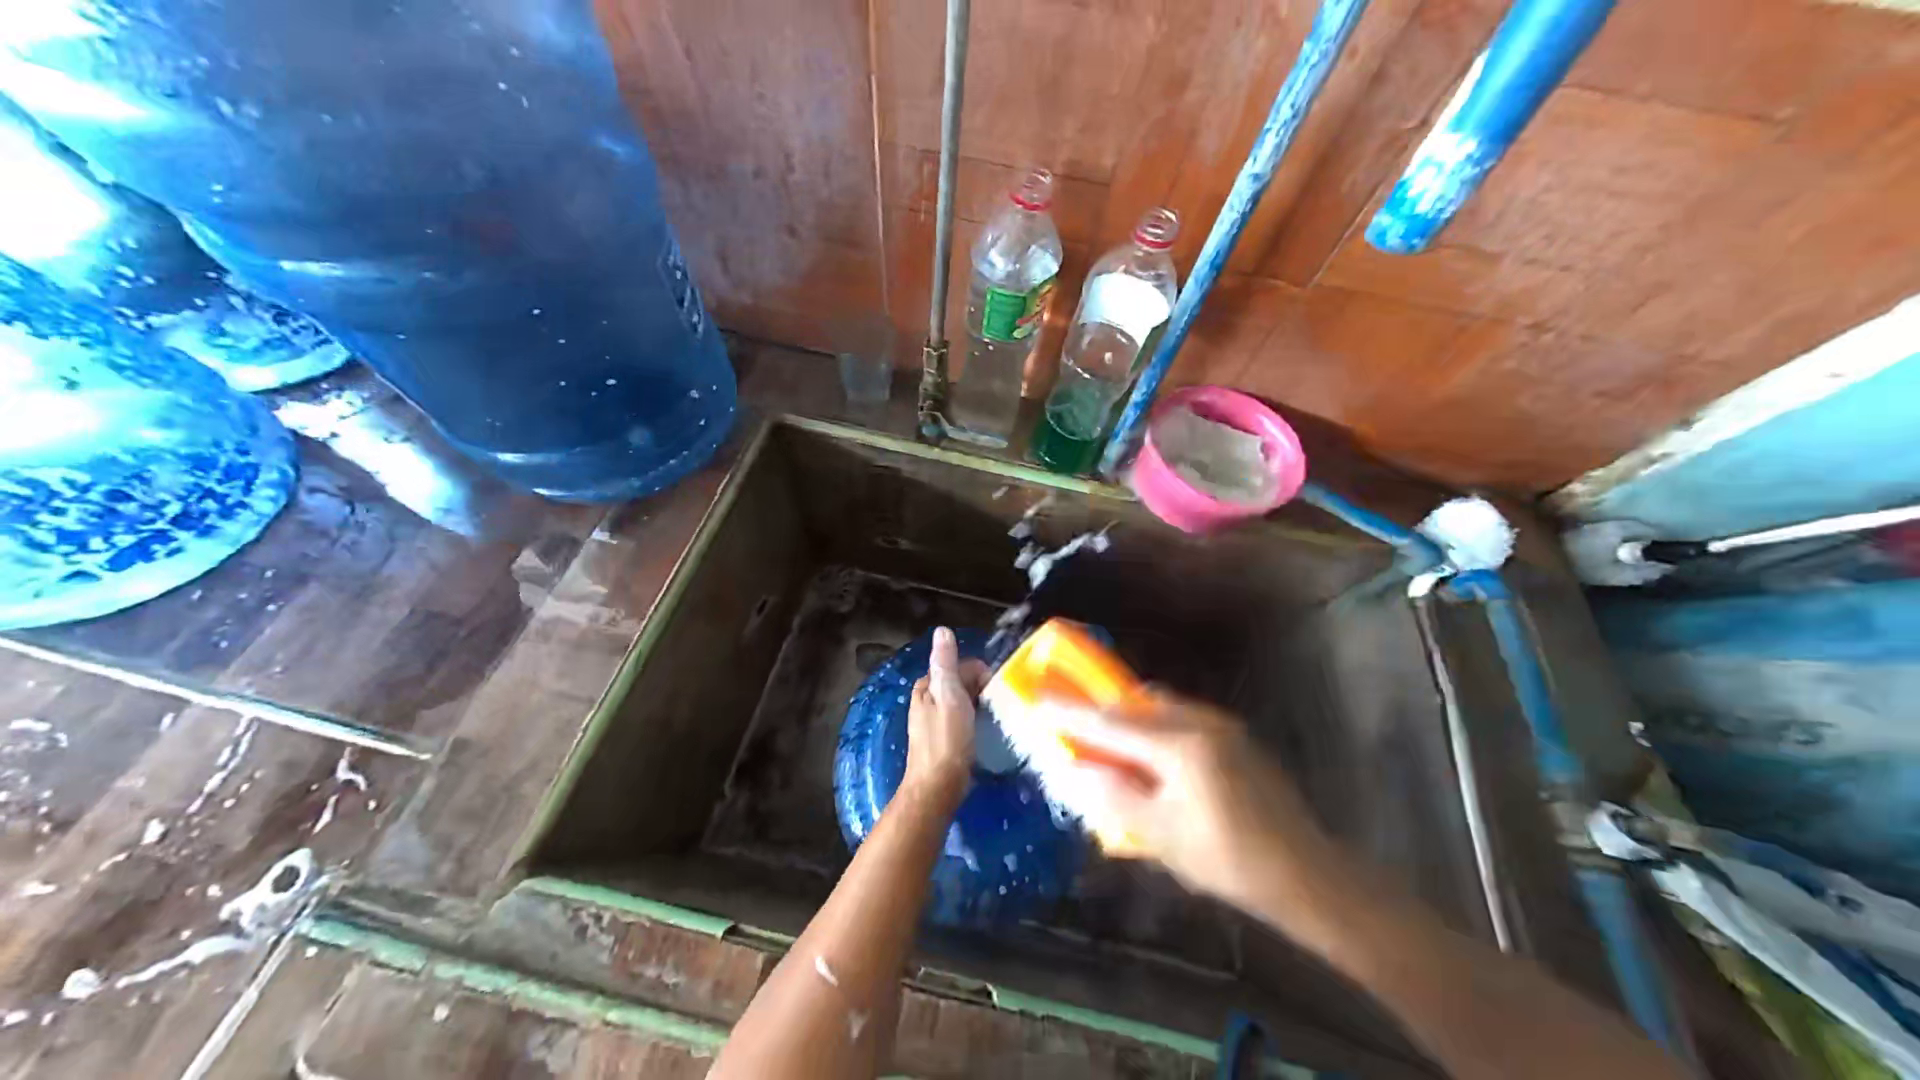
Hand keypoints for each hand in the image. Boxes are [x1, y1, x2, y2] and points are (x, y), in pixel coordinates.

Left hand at [903, 627, 988, 806]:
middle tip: (996, 710)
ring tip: (994, 722)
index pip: (961, 666)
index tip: (994, 694)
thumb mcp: (948, 696)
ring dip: (980, 708)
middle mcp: (927, 699)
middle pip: (962, 683)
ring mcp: (934, 720)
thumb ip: (946, 664)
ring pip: (965, 702)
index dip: (981, 676)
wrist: (937, 787)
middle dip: (981, 692)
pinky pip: (964, 720)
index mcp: (927, 686)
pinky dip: (976, 722)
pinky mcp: (943, 739)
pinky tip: (984, 734)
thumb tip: (942, 630)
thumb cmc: (946, 741)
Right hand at [1055, 691, 1331, 911]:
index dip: (1071, 713)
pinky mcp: (1235, 738)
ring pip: (1160, 707)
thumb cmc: (1228, 860)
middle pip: (1135, 705)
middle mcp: (1200, 724)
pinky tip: (1152, 757)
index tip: (1038, 698)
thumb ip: (1113, 796)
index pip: (1111, 724)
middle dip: (1100, 711)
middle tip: (1071, 721)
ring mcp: (1222, 727)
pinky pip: (1181, 717)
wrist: (1306, 874)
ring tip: (1109, 742)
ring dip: (1129, 718)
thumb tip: (1076, 769)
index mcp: (1179, 747)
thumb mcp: (1161, 836)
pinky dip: (1154, 726)